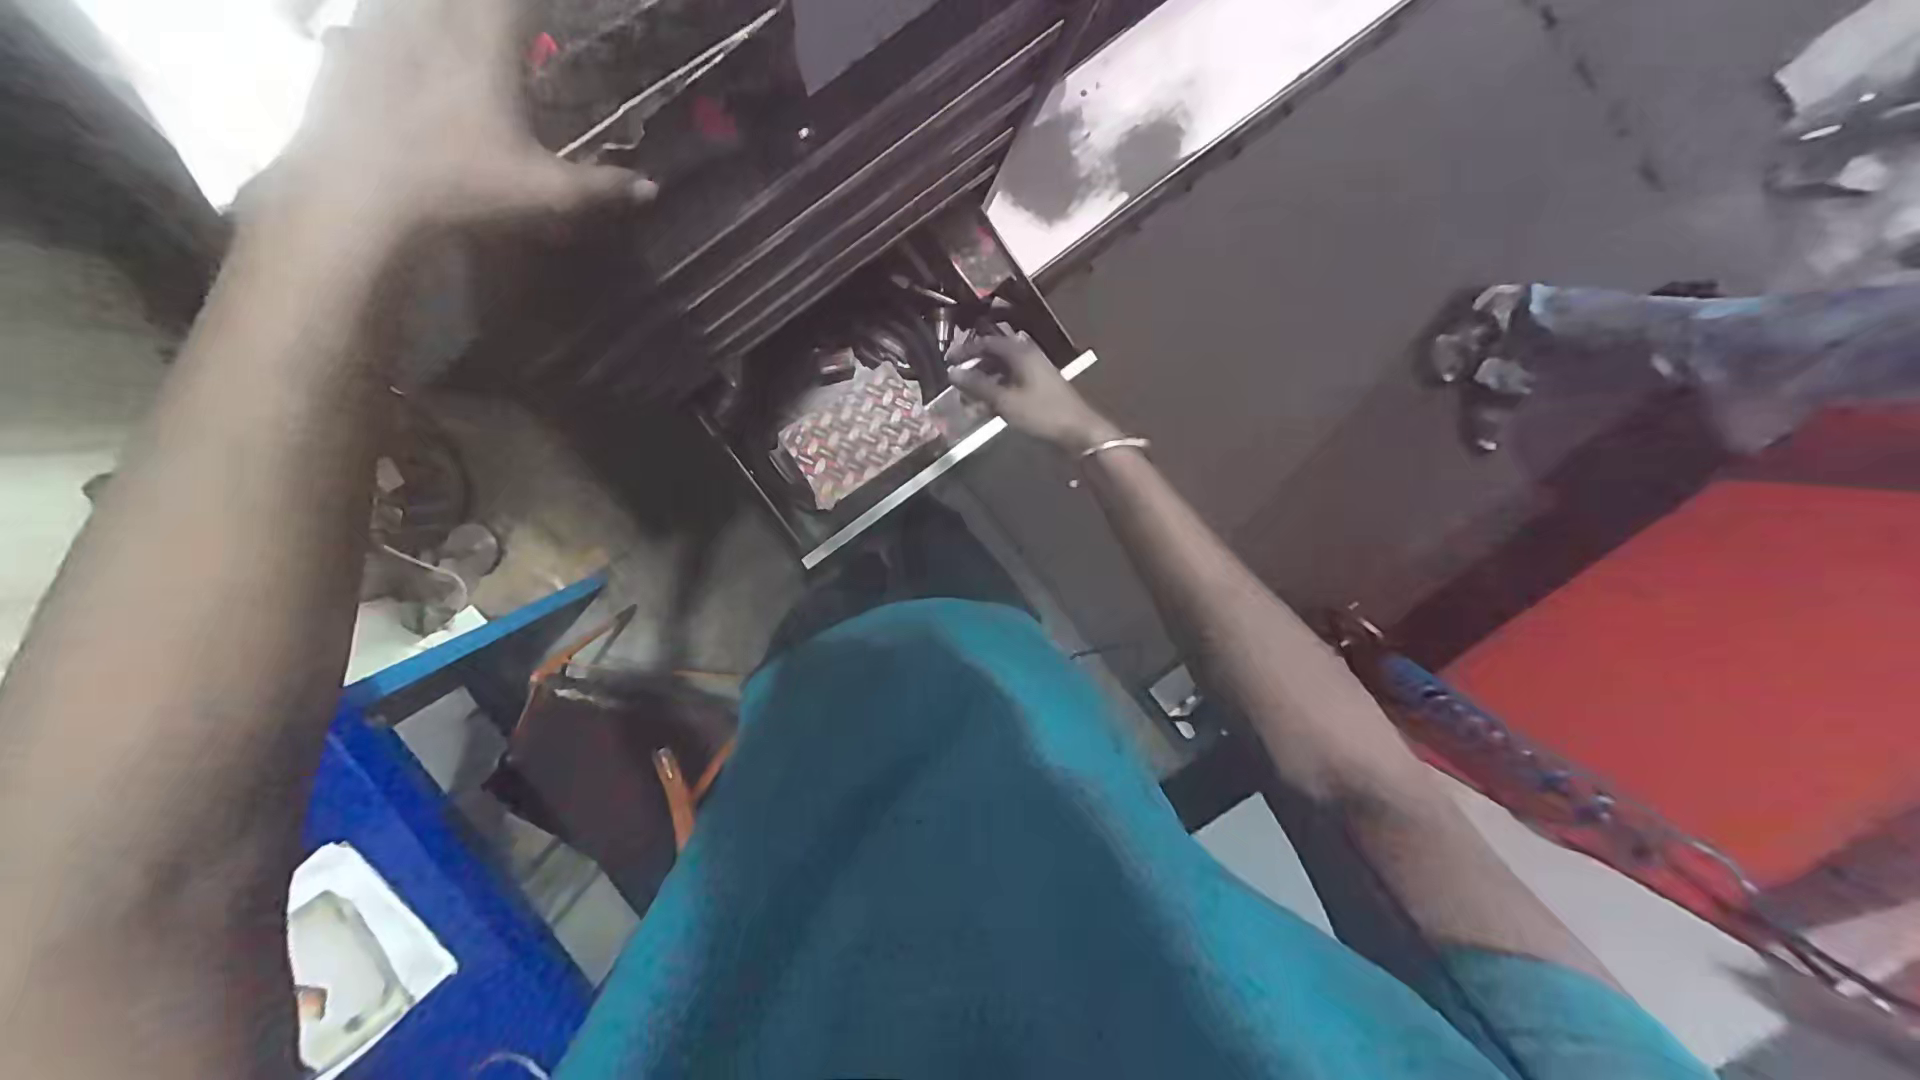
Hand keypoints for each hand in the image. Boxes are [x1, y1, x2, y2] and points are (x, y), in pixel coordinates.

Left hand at [263, 0, 653, 244]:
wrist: (363, 192)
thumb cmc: (465, 185)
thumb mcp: (547, 192)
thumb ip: (602, 185)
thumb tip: (652, 188)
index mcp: (485, 41)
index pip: (519, 1)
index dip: (537, 9)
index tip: (554, 20)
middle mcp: (430, 17)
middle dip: (494, 13)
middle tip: (513, 31)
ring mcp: (380, 24)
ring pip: (417, 2)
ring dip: (444, 15)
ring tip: (462, 33)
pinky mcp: (345, 44)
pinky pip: (369, 17)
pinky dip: (393, 25)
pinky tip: (401, 49)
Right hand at [948, 335, 1122, 452]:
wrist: (1079, 432)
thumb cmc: (1042, 413)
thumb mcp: (1005, 400)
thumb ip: (977, 385)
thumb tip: (952, 373)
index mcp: (1020, 352)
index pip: (987, 342)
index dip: (965, 350)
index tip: (947, 361)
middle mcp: (1027, 356)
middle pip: (994, 356)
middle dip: (974, 368)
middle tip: (956, 383)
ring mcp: (1035, 373)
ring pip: (1002, 372)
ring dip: (984, 383)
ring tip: (969, 400)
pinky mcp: (1039, 389)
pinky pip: (1012, 384)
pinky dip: (997, 393)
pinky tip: (987, 408)